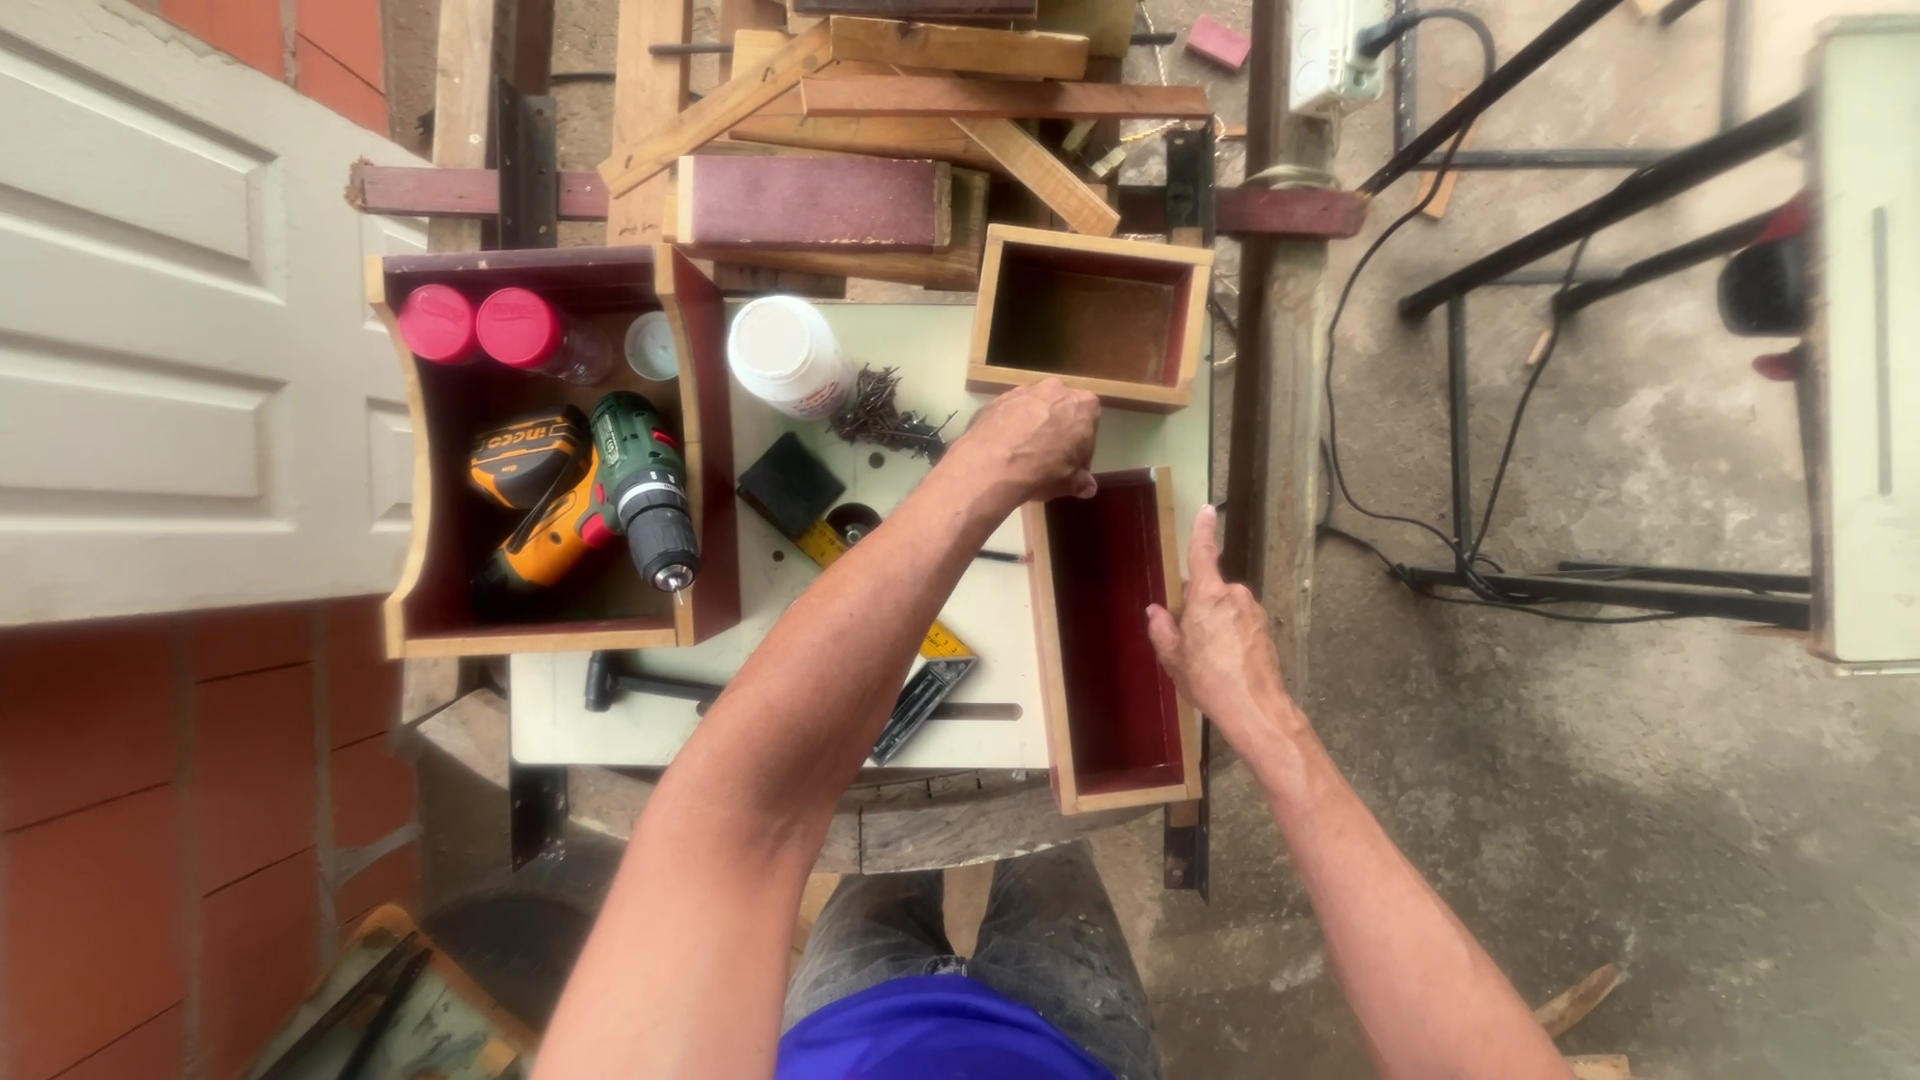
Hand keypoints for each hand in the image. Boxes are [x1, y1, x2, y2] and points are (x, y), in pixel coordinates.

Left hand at [949, 379, 1100, 505]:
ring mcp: (1024, 390)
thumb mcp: (1069, 483)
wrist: (992, 464)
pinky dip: (1010, 425)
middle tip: (1049, 456)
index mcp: (1083, 404)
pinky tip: (1004, 447)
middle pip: (1061, 410)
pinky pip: (1010, 412)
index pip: (1089, 425)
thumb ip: (1081, 480)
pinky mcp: (997, 398)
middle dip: (1058, 429)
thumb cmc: (1043, 471)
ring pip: (1035, 408)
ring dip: (1033, 424)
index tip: (1072, 464)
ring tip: (1023, 452)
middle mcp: (1056, 389)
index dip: (1081, 447)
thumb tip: (1088, 487)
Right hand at [1146, 505, 1303, 753]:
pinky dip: (1230, 636)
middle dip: (1198, 606)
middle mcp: (1235, 597)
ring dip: (1215, 623)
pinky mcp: (1265, 630)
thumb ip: (1162, 629)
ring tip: (1207, 658)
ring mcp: (1254, 613)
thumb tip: (1156, 611)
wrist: (1255, 709)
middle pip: (1210, 590)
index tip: (1207, 510)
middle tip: (1187, 639)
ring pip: (1226, 608)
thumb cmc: (1208, 680)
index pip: (1204, 553)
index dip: (1203, 530)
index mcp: (1209, 596)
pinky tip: (1224, 663)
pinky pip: (1240, 624)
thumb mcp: (1173, 657)